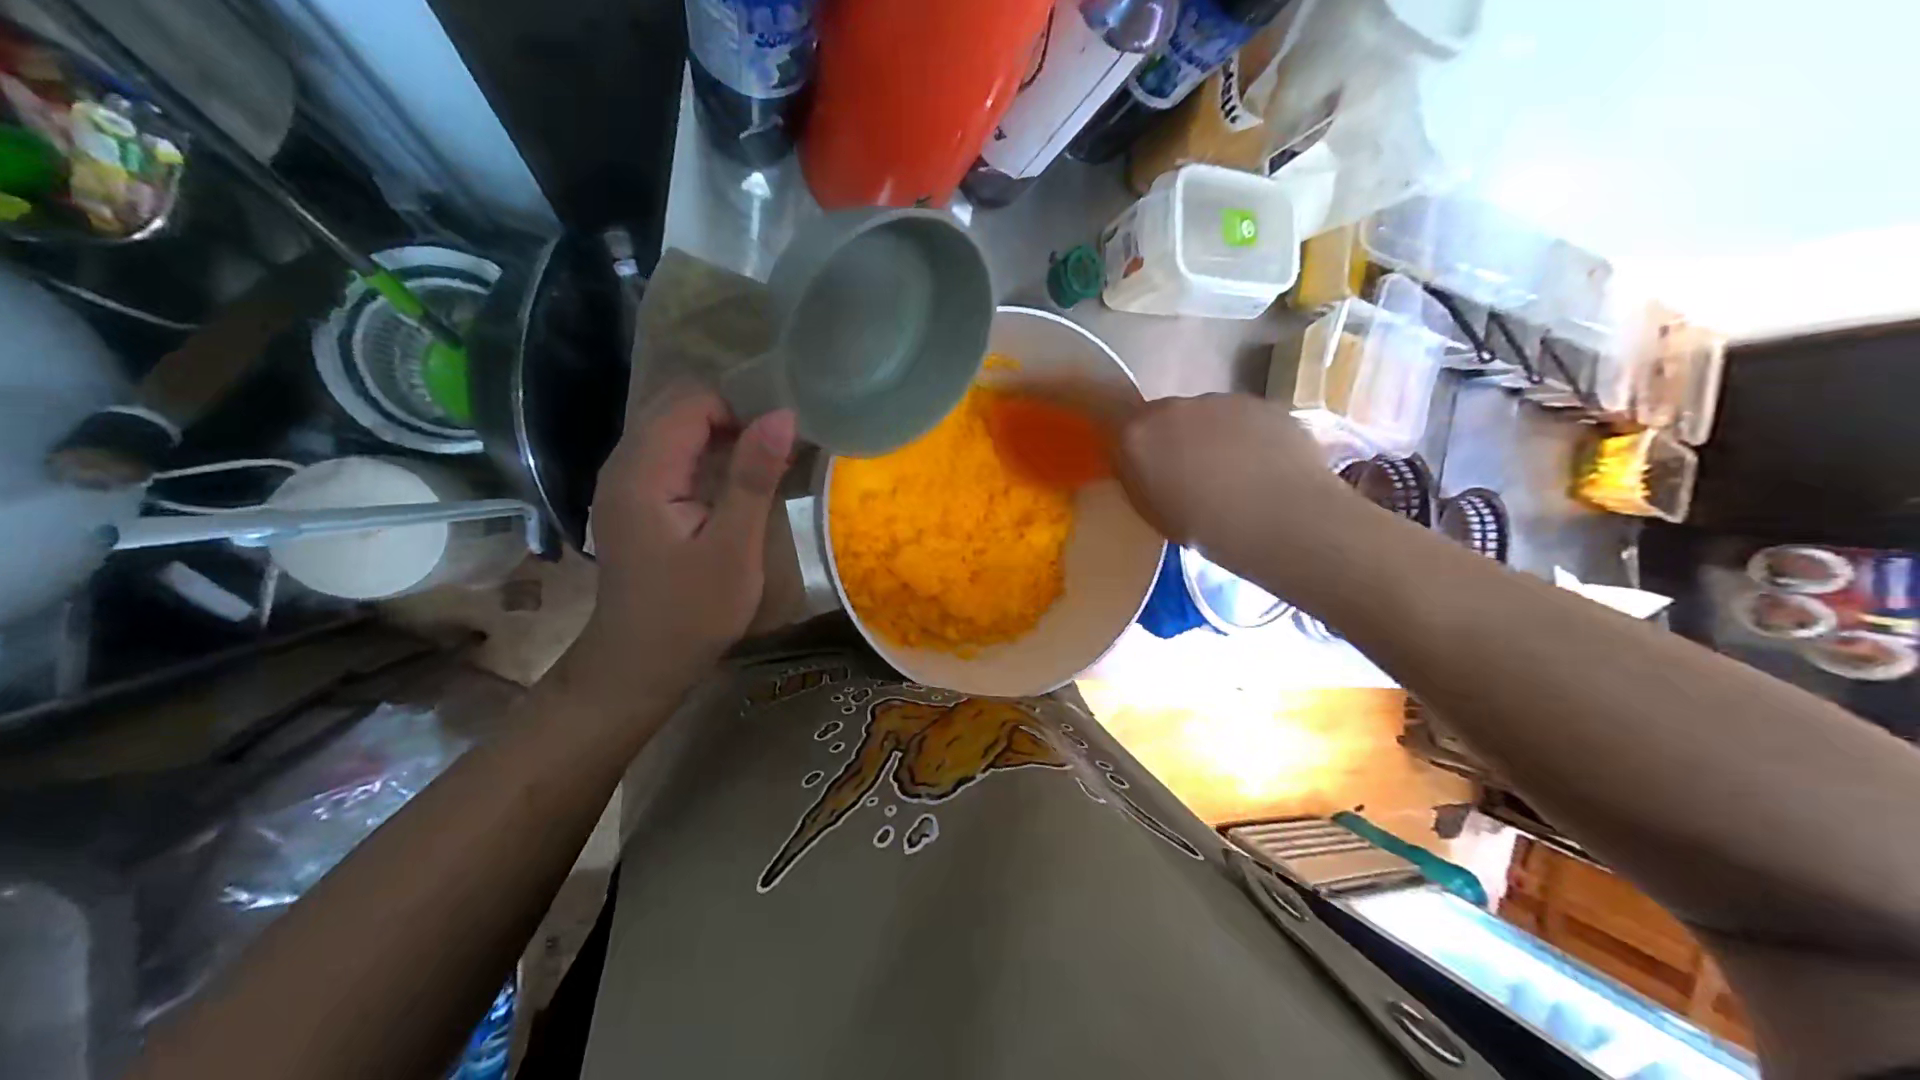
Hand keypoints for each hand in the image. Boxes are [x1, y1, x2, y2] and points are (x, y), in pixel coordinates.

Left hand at [562, 385, 796, 705]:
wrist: (640, 663)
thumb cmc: (691, 612)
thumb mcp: (734, 549)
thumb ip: (753, 478)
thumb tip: (783, 416)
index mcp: (643, 472)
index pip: (692, 402)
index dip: (740, 410)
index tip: (780, 442)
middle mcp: (623, 465)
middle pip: (677, 406)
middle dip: (731, 415)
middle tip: (775, 450)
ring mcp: (624, 483)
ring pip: (673, 428)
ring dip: (720, 435)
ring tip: (764, 465)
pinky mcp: (635, 500)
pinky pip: (670, 455)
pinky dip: (706, 456)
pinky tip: (735, 485)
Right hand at [1117, 393, 1350, 567]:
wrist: (1282, 518)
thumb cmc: (1205, 528)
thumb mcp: (1152, 512)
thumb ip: (1138, 478)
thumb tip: (1139, 464)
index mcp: (1137, 435)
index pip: (1120, 428)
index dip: (1132, 447)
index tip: (1143, 469)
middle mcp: (1173, 407)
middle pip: (1164, 418)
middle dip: (1172, 440)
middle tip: (1189, 477)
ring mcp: (1220, 400)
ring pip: (1206, 416)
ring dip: (1211, 437)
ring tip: (1233, 476)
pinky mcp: (1262, 403)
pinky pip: (1243, 419)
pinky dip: (1246, 438)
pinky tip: (1262, 469)